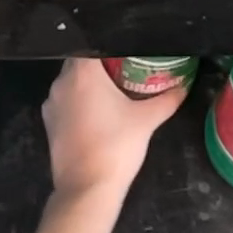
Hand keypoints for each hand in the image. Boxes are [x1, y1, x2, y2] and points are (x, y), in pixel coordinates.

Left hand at [41, 58, 186, 199]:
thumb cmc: (116, 146)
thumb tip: (184, 87)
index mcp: (83, 73)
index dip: (106, 46)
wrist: (87, 188)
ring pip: (70, 83)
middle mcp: (62, 82)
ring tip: (111, 92)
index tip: (123, 53)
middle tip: (122, 70)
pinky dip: (76, 103)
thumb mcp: (147, 120)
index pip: (90, 44)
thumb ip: (167, 100)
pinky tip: (95, 114)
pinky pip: (64, 102)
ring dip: (86, 85)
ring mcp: (52, 103)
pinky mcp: (48, 123)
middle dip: (98, 65)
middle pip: (79, 62)